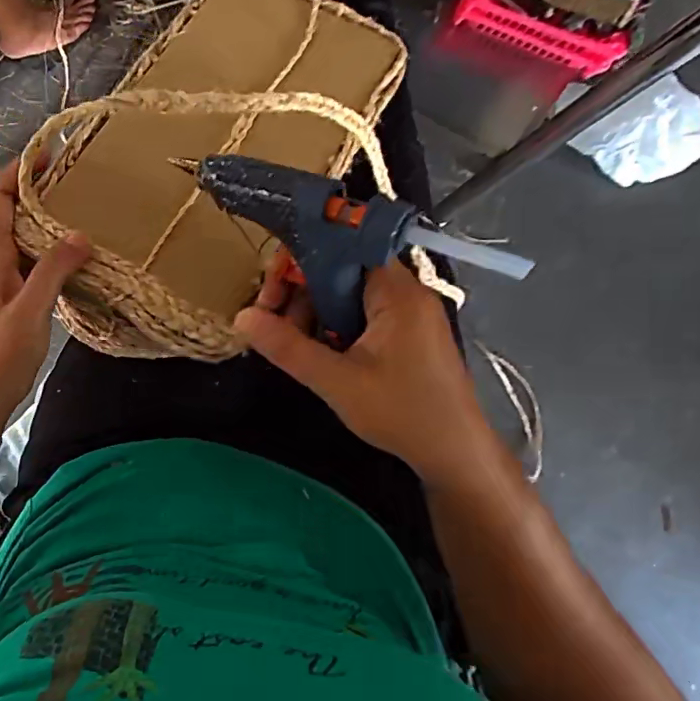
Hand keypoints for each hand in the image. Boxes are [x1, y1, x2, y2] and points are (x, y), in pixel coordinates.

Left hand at [0, 165, 90, 443]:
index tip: (49, 153)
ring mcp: (9, 279)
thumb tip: (81, 234)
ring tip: (82, 206)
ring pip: (26, 234)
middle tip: (76, 175)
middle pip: (13, 210)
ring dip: (49, 216)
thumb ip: (53, 272)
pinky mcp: (21, 296)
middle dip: (38, 187)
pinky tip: (80, 252)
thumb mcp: (30, 311)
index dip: (18, 171)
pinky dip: (57, 246)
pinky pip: (38, 259)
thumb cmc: (0, 355)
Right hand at [233, 259, 480, 476]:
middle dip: (301, 289)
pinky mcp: (407, 334)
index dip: (303, 258)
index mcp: (396, 292)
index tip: (273, 288)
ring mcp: (409, 313)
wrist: (457, 455)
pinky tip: (320, 352)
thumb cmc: (403, 414)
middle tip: (273, 321)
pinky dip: (335, 325)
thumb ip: (288, 347)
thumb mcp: (337, 382)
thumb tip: (242, 318)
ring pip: (348, 292)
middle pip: (342, 267)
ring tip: (294, 344)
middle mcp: (406, 292)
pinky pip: (362, 312)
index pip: (344, 245)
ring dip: (314, 310)